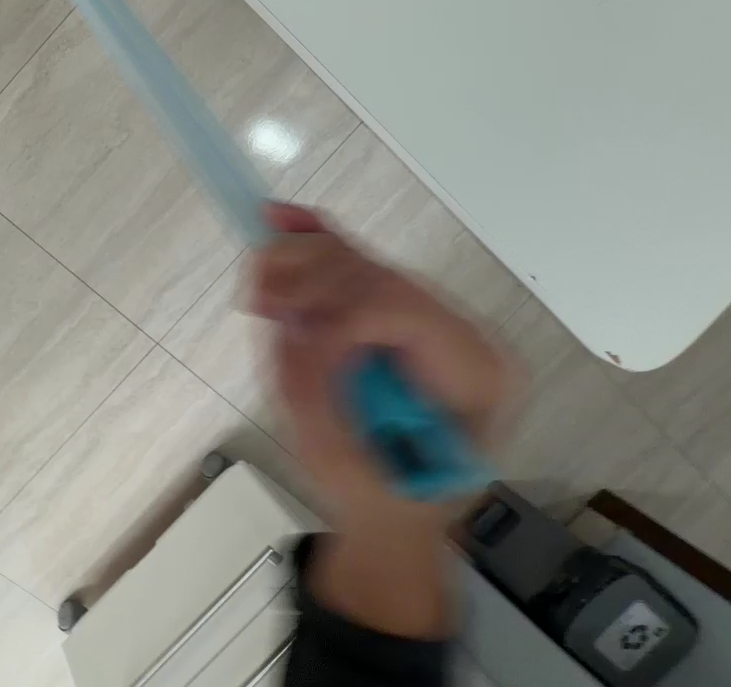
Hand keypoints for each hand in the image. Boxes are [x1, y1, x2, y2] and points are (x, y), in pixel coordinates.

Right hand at [249, 203, 520, 636]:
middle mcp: (458, 334)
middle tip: (258, 298)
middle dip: (308, 279)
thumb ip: (318, 398)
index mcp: (474, 376)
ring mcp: (427, 318)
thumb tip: (290, 328)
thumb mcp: (345, 466)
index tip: (287, 339)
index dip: (335, 317)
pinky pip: (350, 263)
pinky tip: (276, 219)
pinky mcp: (392, 312)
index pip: (400, 313)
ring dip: (298, 263)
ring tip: (257, 289)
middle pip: (376, 276)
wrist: (398, 511)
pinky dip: (309, 242)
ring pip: (358, 262)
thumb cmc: (381, 500)